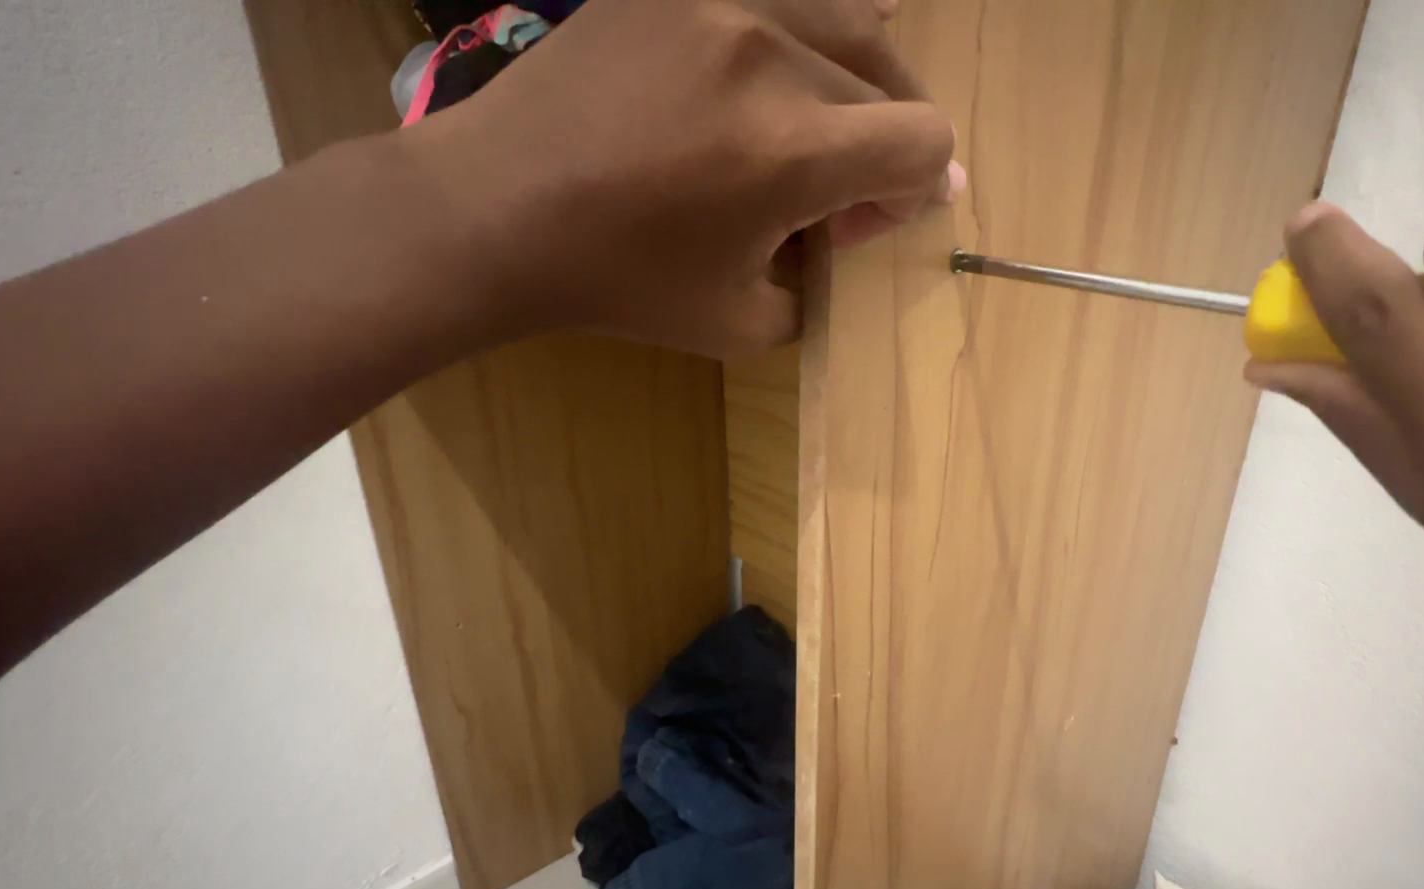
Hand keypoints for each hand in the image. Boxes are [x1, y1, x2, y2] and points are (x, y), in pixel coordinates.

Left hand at [397, 0, 962, 358]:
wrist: (500, 211)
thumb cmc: (624, 284)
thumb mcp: (742, 323)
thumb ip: (822, 284)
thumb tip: (853, 229)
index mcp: (792, 150)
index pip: (924, 141)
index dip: (920, 188)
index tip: (871, 221)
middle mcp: (771, 52)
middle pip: (887, 85)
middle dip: (879, 151)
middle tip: (830, 198)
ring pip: (849, 16)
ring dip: (858, 80)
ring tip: (817, 123)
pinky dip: (802, 28)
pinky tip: (780, 64)